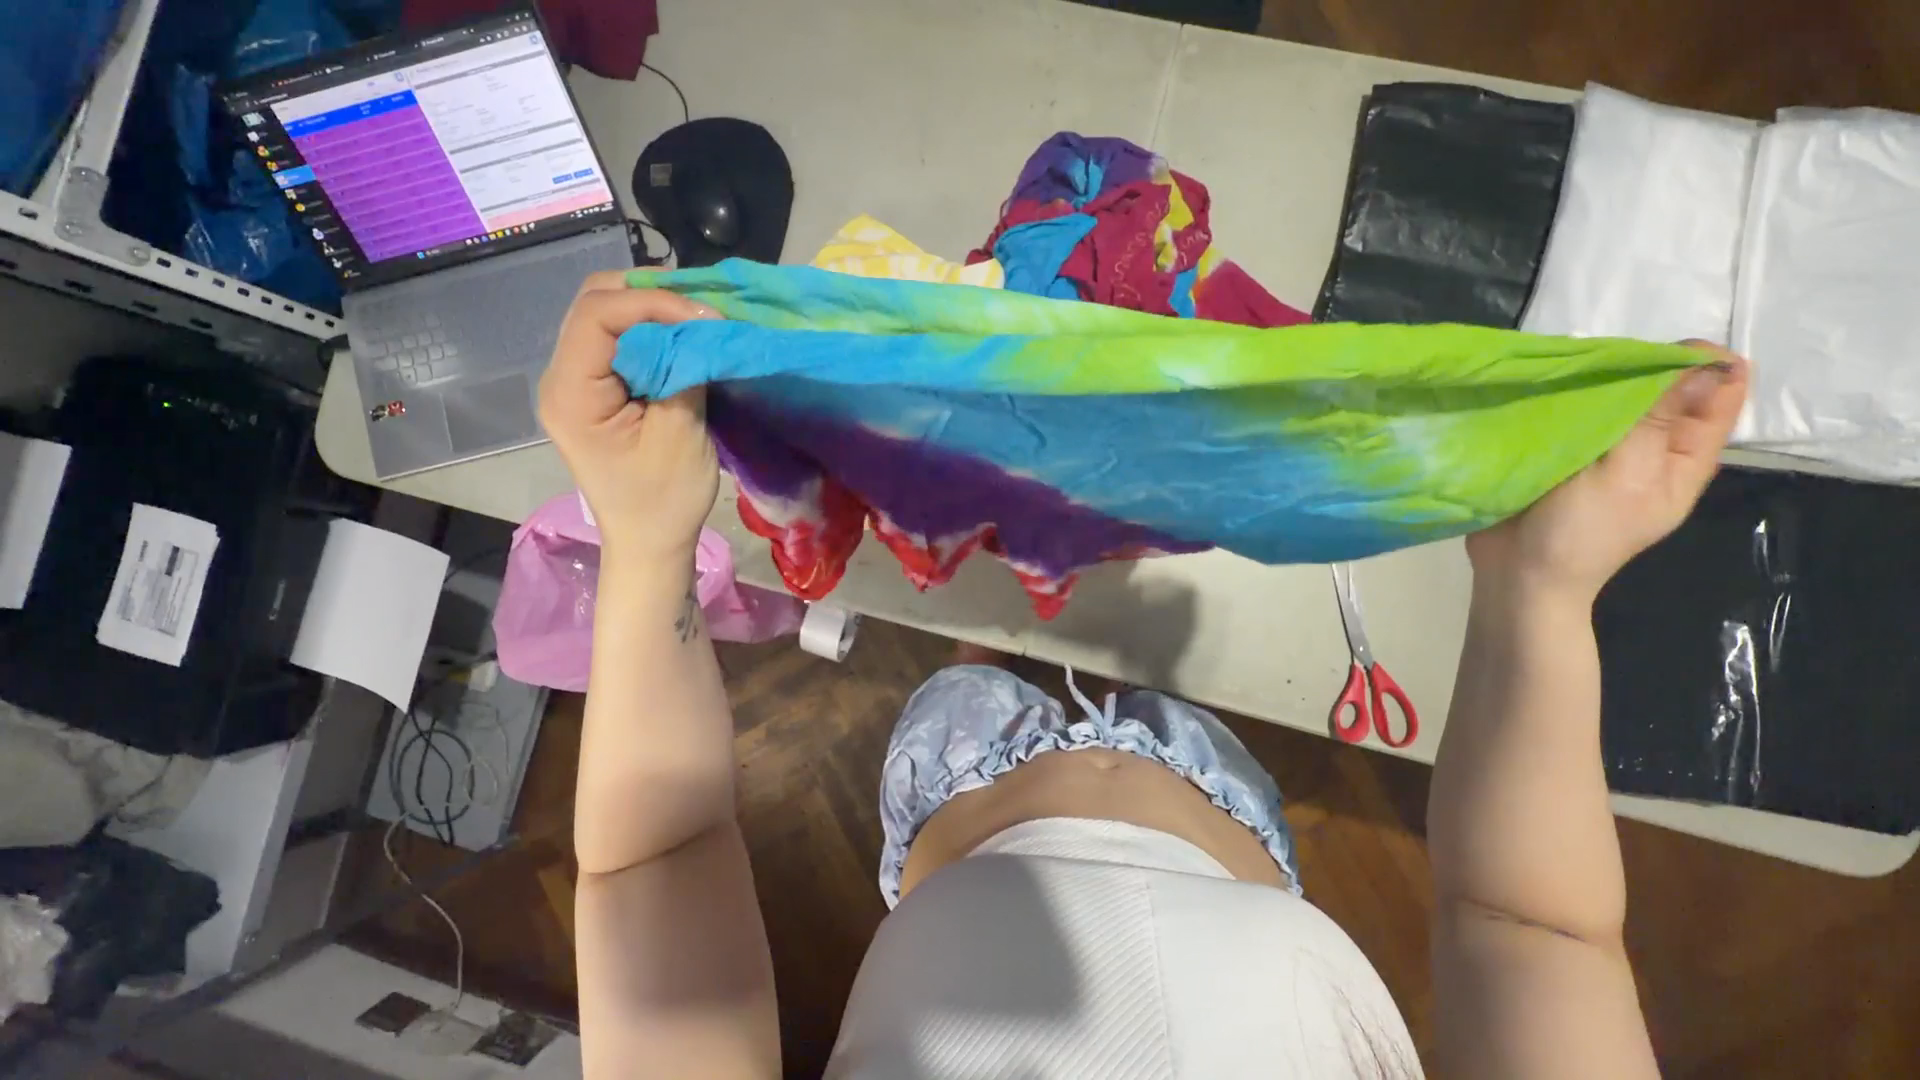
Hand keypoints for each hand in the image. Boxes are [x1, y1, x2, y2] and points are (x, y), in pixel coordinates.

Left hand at [537, 271, 720, 561]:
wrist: (650, 544)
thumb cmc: (664, 500)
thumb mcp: (681, 435)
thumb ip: (685, 370)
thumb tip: (704, 322)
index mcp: (571, 393)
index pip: (598, 315)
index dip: (654, 302)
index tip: (708, 315)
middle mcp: (562, 378)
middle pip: (595, 302)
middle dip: (651, 294)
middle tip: (703, 304)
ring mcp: (577, 382)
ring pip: (607, 315)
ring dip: (654, 309)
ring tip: (699, 316)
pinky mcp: (598, 389)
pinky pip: (619, 340)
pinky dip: (654, 329)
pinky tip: (685, 336)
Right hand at [1467, 342, 1749, 603]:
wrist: (1516, 575)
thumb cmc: (1580, 533)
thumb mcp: (1625, 476)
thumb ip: (1657, 422)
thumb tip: (1701, 365)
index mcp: (1683, 460)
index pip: (1718, 397)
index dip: (1703, 366)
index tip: (1666, 350)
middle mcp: (1647, 451)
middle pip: (1663, 392)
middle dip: (1642, 368)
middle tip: (1606, 358)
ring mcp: (1600, 453)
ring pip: (1615, 399)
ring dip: (1598, 380)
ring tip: (1572, 368)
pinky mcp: (1557, 453)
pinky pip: (1571, 415)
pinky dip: (1564, 398)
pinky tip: (1546, 388)